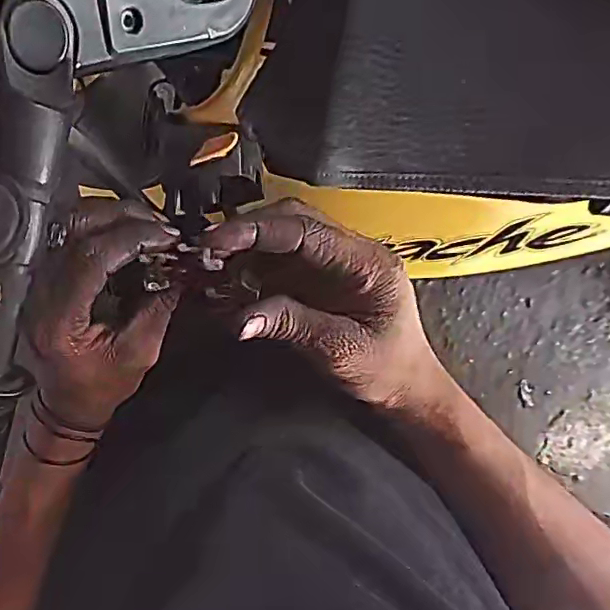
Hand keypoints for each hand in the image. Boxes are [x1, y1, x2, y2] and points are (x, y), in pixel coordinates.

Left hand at [25, 200, 182, 429]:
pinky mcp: (42, 279)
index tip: (165, 236)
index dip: (131, 238)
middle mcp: (39, 295)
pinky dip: (100, 230)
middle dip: (122, 218)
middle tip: (160, 225)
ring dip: (110, 218)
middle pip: (74, 230)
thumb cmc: (99, 389)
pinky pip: (68, 239)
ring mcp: (36, 284)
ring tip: (146, 226)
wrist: (66, 406)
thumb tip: (180, 268)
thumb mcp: (139, 353)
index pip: (89, 257)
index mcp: (59, 319)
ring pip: (67, 227)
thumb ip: (158, 307)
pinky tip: (126, 237)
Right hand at [200, 200, 451, 410]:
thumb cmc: (385, 370)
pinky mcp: (315, 279)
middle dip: (245, 231)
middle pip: (291, 221)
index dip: (257, 231)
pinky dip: (248, 267)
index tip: (218, 241)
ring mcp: (330, 264)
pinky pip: (276, 262)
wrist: (404, 389)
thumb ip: (293, 326)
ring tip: (210, 266)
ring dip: (243, 247)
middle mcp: (349, 252)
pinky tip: (227, 280)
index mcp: (367, 262)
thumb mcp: (340, 351)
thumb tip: (242, 318)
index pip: (305, 230)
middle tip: (205, 250)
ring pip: (279, 237)